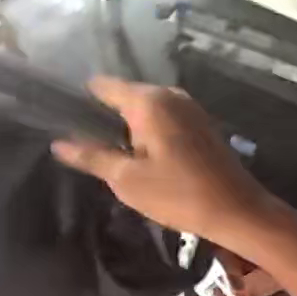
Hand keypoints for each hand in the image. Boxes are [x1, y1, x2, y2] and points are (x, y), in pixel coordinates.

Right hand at [52, 77, 285, 248]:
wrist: (237, 210)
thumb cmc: (179, 194)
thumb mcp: (127, 179)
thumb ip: (93, 156)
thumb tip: (59, 143)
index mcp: (150, 102)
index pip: (104, 86)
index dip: (82, 99)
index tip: (61, 116)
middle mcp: (172, 96)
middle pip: (127, 96)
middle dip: (106, 115)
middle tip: (82, 142)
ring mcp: (192, 109)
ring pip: (148, 109)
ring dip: (129, 125)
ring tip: (108, 151)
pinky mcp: (203, 125)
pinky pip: (167, 119)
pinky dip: (151, 131)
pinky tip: (141, 154)